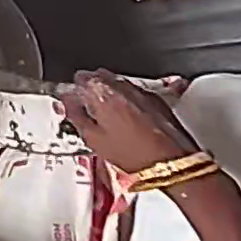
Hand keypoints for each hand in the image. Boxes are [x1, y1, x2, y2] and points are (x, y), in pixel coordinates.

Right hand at [57, 69, 196, 173]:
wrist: (173, 164)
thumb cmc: (134, 153)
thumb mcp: (93, 139)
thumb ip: (75, 115)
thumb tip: (67, 103)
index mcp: (100, 91)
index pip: (78, 78)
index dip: (73, 91)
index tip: (73, 102)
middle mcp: (121, 85)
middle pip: (98, 77)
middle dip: (92, 90)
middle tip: (90, 110)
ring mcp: (140, 90)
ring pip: (117, 84)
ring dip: (111, 94)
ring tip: (110, 118)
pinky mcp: (156, 99)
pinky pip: (134, 93)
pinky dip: (128, 100)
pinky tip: (129, 120)